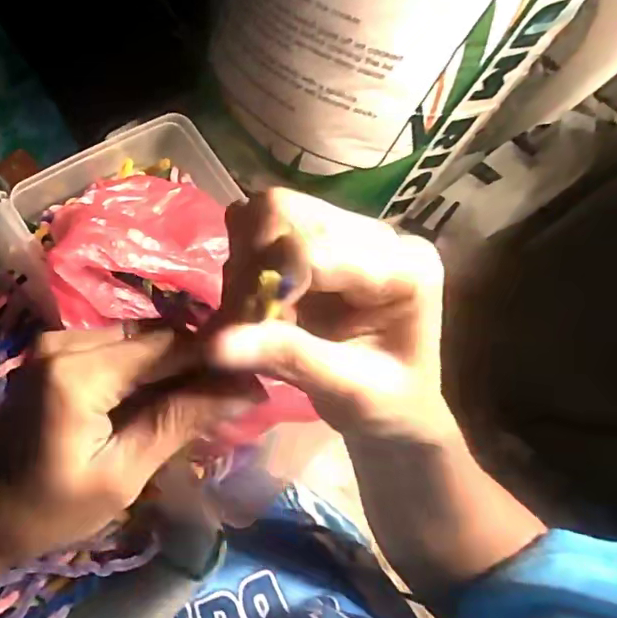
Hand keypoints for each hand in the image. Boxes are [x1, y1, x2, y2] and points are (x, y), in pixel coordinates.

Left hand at [0, 327, 259, 581]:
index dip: (217, 357)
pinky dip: (146, 369)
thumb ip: (179, 421)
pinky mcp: (54, 355)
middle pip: (153, 335)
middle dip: (198, 360)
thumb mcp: (122, 475)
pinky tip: (168, 396)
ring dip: (174, 364)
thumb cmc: (47, 510)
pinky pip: (114, 350)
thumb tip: (244, 387)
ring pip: (137, 339)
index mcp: (78, 371)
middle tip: (238, 393)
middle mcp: (65, 340)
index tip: (259, 378)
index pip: (167, 345)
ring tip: (209, 397)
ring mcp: (55, 343)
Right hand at [209, 188, 457, 446]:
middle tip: (247, 319)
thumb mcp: (344, 389)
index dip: (266, 285)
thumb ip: (285, 355)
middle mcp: (374, 234)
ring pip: (264, 212)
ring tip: (256, 315)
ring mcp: (342, 229)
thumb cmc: (384, 405)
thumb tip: (214, 345)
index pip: (313, 248)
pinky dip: (245, 263)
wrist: (393, 407)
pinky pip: (257, 226)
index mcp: (402, 266)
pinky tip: (259, 302)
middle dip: (252, 265)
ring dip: (245, 264)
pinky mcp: (313, 235)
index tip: (245, 332)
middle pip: (283, 210)